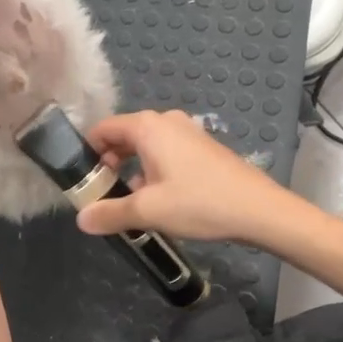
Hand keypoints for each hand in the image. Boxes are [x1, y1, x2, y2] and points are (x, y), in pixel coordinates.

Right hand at [75, 110, 319, 245]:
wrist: (262, 211)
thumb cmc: (200, 203)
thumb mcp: (149, 211)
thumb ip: (110, 213)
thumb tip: (80, 220)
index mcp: (147, 126)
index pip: (103, 129)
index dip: (87, 153)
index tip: (82, 180)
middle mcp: (165, 121)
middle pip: (123, 136)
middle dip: (109, 164)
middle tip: (103, 193)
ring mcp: (187, 131)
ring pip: (145, 146)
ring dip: (133, 170)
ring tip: (132, 202)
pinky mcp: (203, 147)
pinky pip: (165, 151)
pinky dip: (154, 169)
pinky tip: (161, 200)